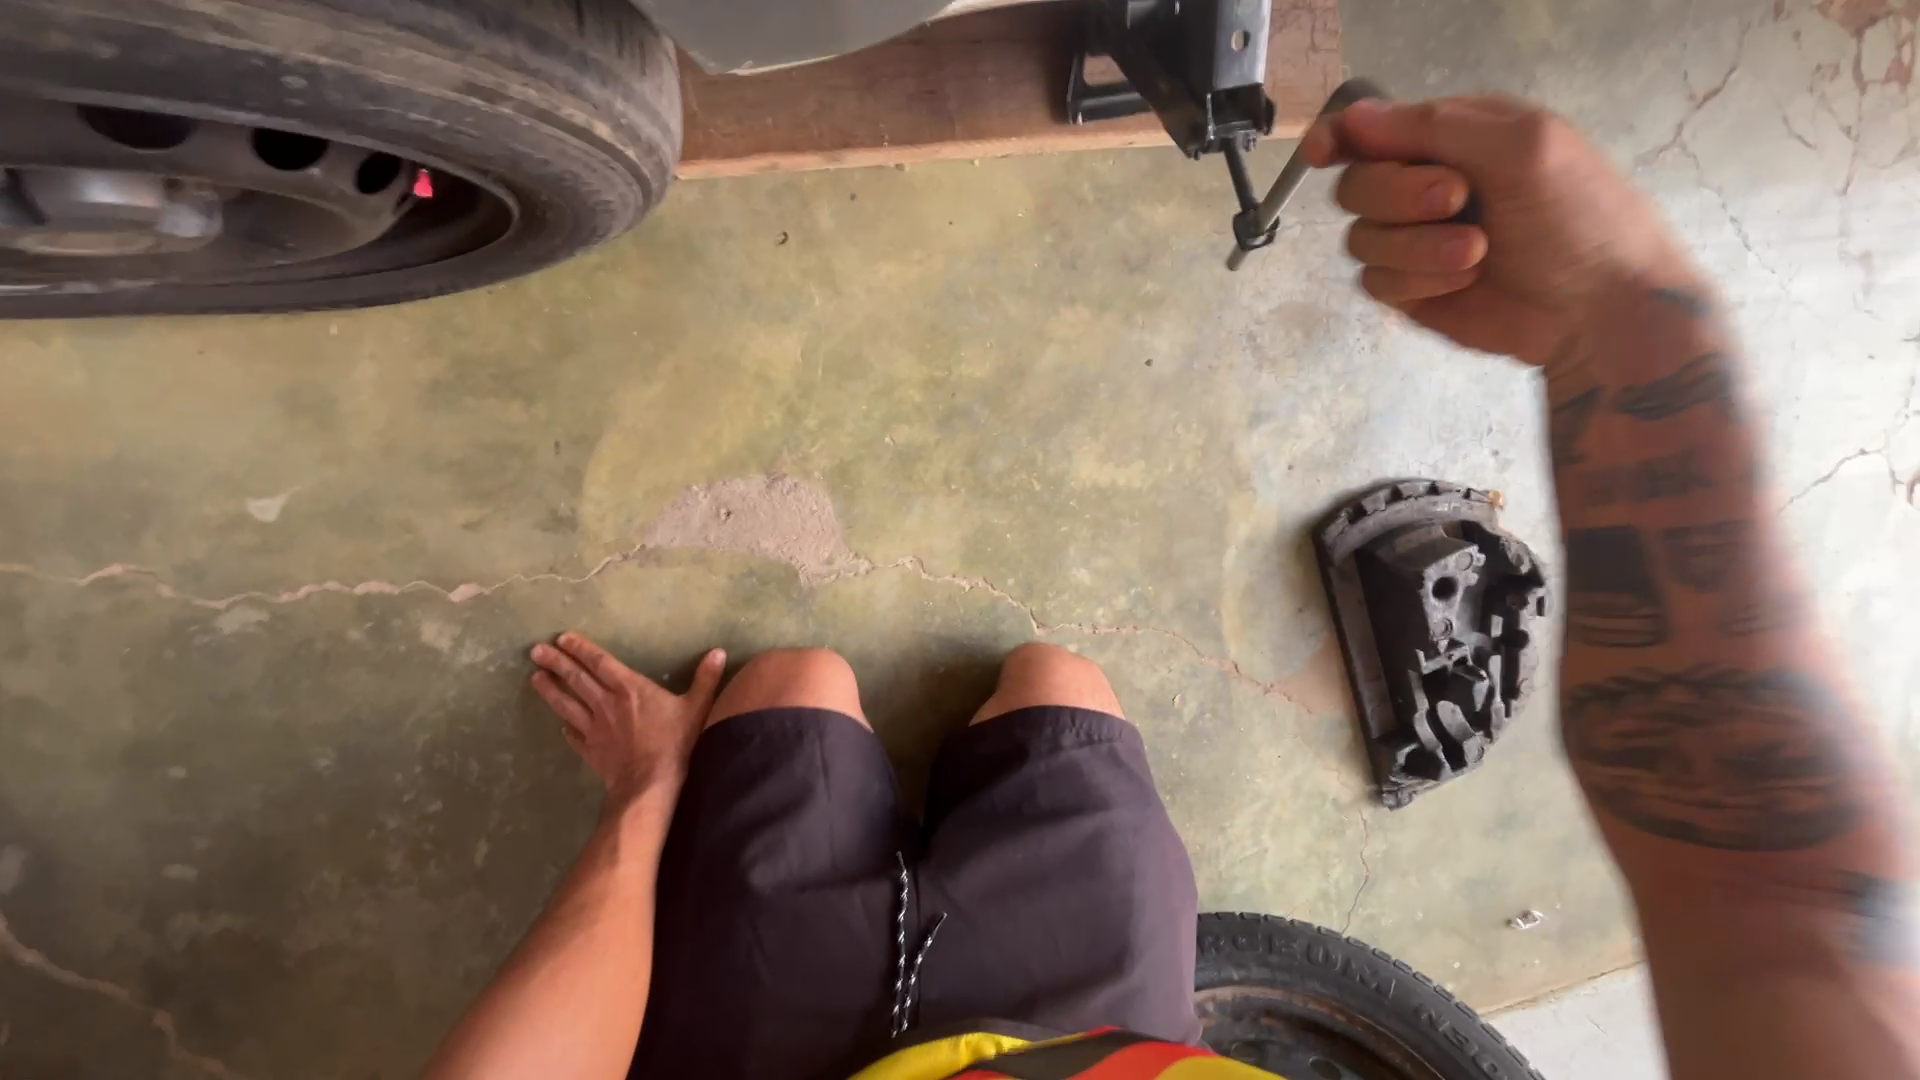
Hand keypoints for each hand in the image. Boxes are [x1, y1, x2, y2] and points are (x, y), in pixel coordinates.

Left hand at [529, 634, 726, 807]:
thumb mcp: (698, 706)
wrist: (650, 783)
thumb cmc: (675, 741)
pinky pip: (574, 736)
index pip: (601, 663)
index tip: (562, 638)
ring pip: (567, 704)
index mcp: (630, 688)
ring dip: (550, 690)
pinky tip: (560, 725)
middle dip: (556, 663)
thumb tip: (718, 652)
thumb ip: (706, 678)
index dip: (582, 649)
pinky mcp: (591, 750)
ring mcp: (595, 728)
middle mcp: (606, 703)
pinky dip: (566, 728)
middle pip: (577, 679)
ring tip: (535, 677)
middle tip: (535, 651)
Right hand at [1303, 95, 1692, 367]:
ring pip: (1360, 238)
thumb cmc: (1575, 213)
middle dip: (1397, 194)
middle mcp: (1420, 186)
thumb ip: (1433, 127)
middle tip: (1455, 199)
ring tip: (1476, 253)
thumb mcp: (1521, 146)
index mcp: (1450, 139)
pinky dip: (1415, 280)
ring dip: (1416, 246)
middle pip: (1355, 186)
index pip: (1370, 133)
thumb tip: (1349, 119)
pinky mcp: (1404, 288)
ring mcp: (1409, 241)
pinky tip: (1460, 282)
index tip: (1322, 154)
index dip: (1337, 140)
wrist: (1592, 306)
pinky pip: (1373, 281)